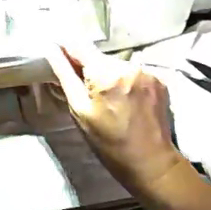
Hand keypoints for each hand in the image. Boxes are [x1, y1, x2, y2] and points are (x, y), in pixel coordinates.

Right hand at [45, 40, 190, 197]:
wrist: (151, 163)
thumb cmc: (109, 142)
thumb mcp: (80, 111)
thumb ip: (65, 76)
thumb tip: (51, 50)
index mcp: (105, 73)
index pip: (78, 46)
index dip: (65, 48)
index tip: (56, 51)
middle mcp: (127, 65)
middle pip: (98, 57)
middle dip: (88, 68)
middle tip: (85, 92)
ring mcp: (146, 71)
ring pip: (115, 65)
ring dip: (107, 76)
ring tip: (108, 100)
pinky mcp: (159, 80)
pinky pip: (132, 73)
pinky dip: (124, 82)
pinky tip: (125, 101)